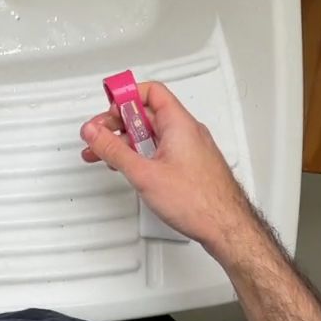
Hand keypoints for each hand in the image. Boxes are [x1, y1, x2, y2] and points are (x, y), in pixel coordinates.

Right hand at [79, 82, 250, 242]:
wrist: (228, 228)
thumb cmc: (199, 203)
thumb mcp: (144, 174)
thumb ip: (113, 150)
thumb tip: (93, 132)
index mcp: (178, 124)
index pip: (150, 92)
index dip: (124, 97)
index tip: (105, 110)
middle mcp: (186, 131)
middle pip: (146, 113)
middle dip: (117, 123)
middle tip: (97, 136)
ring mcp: (188, 148)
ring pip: (150, 133)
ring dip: (124, 141)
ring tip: (103, 154)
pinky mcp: (188, 164)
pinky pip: (159, 148)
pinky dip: (139, 153)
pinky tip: (126, 166)